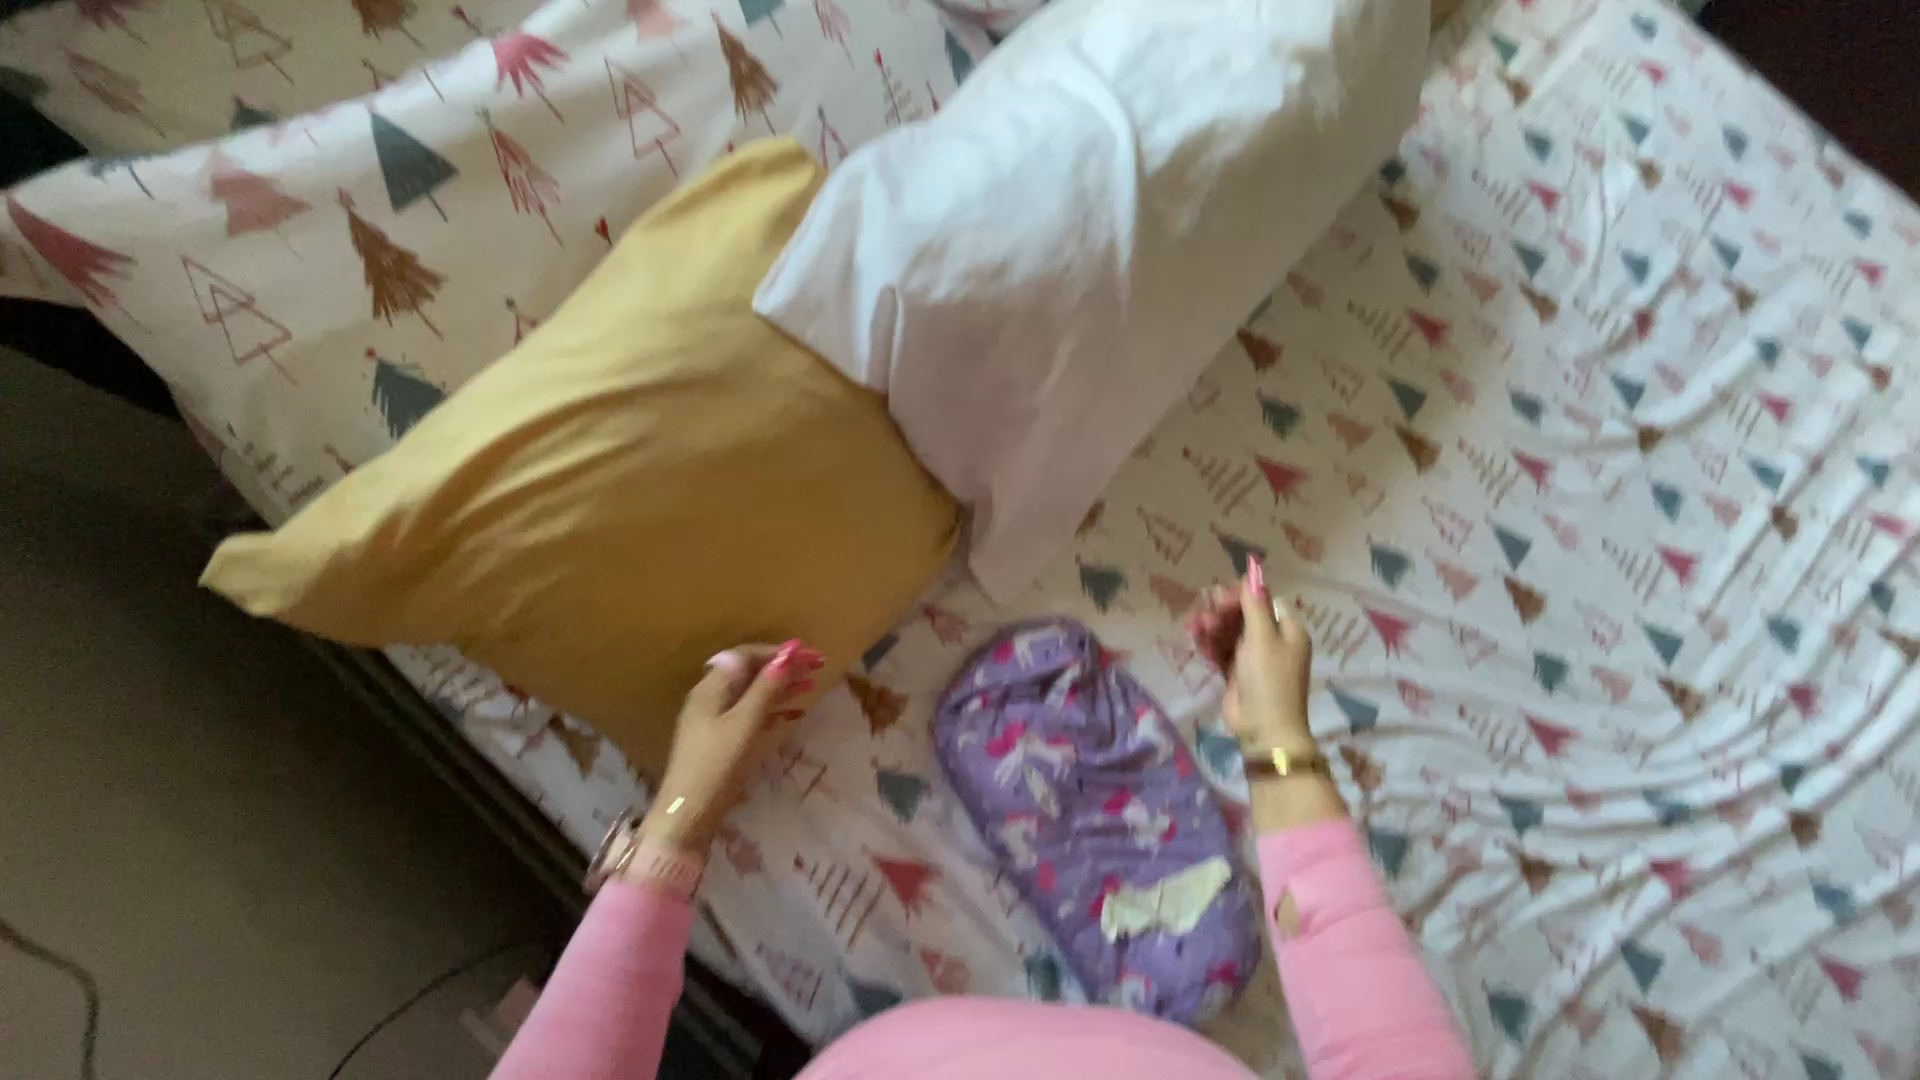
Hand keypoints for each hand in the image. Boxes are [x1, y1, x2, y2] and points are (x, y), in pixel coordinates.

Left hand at [639, 639, 823, 850]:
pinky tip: (792, 714)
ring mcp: (713, 719)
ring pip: (751, 693)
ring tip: (810, 686)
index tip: (809, 654)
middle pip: (749, 673)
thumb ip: (767, 688)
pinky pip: (749, 714)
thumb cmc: (717, 765)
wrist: (687, 814)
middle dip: (783, 667)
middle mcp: (710, 697)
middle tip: (817, 667)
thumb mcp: (746, 723)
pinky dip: (771, 709)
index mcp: (711, 688)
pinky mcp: (719, 739)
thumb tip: (789, 653)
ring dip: (780, 687)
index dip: (777, 652)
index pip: (746, 656)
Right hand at [1185, 555, 1313, 747]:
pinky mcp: (1238, 673)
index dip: (1242, 596)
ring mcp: (1254, 658)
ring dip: (1213, 627)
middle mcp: (1273, 641)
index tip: (1222, 598)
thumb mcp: (1262, 638)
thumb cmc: (1269, 680)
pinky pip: (1222, 650)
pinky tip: (1197, 640)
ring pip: (1230, 632)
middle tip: (1207, 615)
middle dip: (1223, 612)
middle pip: (1244, 615)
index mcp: (1288, 630)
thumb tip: (1254, 569)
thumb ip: (1254, 604)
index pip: (1263, 600)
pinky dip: (1210, 643)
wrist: (1264, 729)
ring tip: (1196, 629)